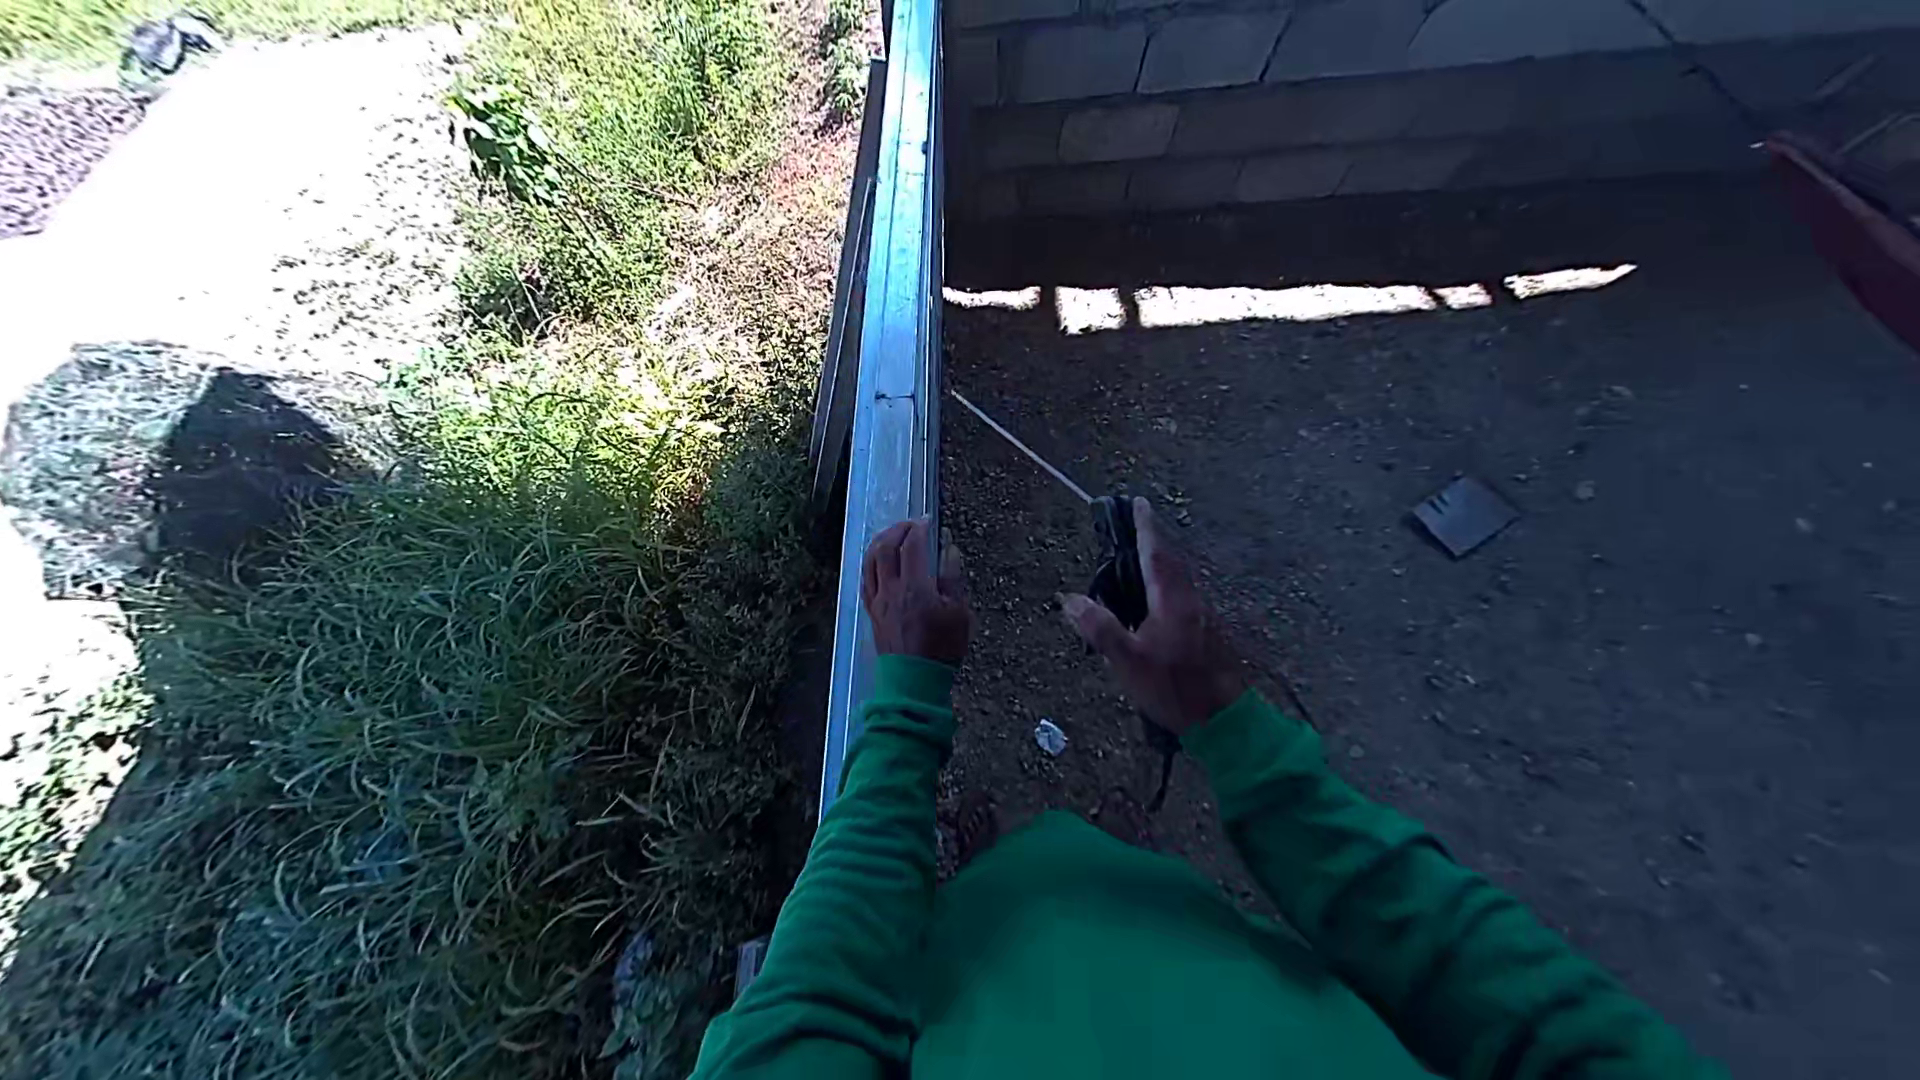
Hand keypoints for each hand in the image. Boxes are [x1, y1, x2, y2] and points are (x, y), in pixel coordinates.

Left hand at [862, 517, 971, 666]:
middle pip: (886, 547)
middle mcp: (892, 590)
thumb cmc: (941, 649)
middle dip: (898, 529)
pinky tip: (878, 559)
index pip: (912, 547)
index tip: (928, 521)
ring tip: (893, 534)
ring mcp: (878, 600)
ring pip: (871, 560)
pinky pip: (866, 578)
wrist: (914, 681)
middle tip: (911, 524)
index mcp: (916, 588)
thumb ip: (952, 577)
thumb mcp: (959, 613)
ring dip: (881, 541)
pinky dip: (871, 561)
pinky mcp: (872, 611)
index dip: (919, 529)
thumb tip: (948, 549)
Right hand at [1060, 498, 1246, 734]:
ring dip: (1161, 559)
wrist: (1223, 720)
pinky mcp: (1205, 630)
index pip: (1155, 554)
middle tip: (1136, 523)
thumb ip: (1099, 628)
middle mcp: (1190, 600)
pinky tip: (1155, 596)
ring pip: (1179, 576)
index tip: (1139, 503)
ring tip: (1141, 555)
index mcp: (1171, 601)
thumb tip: (1069, 599)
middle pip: (1171, 560)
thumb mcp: (1128, 661)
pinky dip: (1167, 581)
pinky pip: (1182, 592)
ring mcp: (1201, 615)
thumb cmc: (1174, 688)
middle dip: (1154, 538)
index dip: (1145, 527)